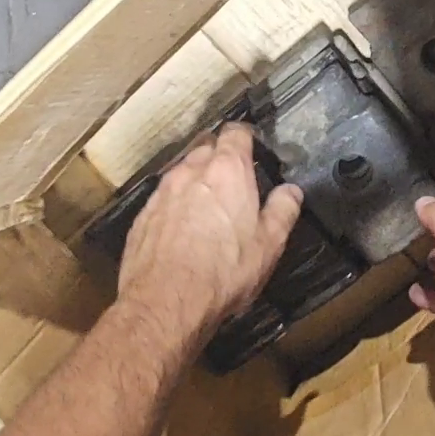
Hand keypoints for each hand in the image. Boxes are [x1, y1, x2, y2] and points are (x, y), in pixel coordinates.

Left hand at [119, 123, 302, 339]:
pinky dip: (176, 206)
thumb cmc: (224, 271)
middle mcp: (191, 171)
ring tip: (209, 209)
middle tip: (235, 182)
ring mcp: (162, 192)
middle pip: (207, 148)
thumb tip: (291, 192)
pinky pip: (163, 199)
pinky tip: (183, 231)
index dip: (245, 138)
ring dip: (197, 182)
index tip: (253, 149)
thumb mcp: (269, 245)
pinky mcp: (142, 216)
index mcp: (228, 170)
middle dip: (221, 159)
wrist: (165, 302)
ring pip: (182, 173)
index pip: (235, 133)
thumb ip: (283, 211)